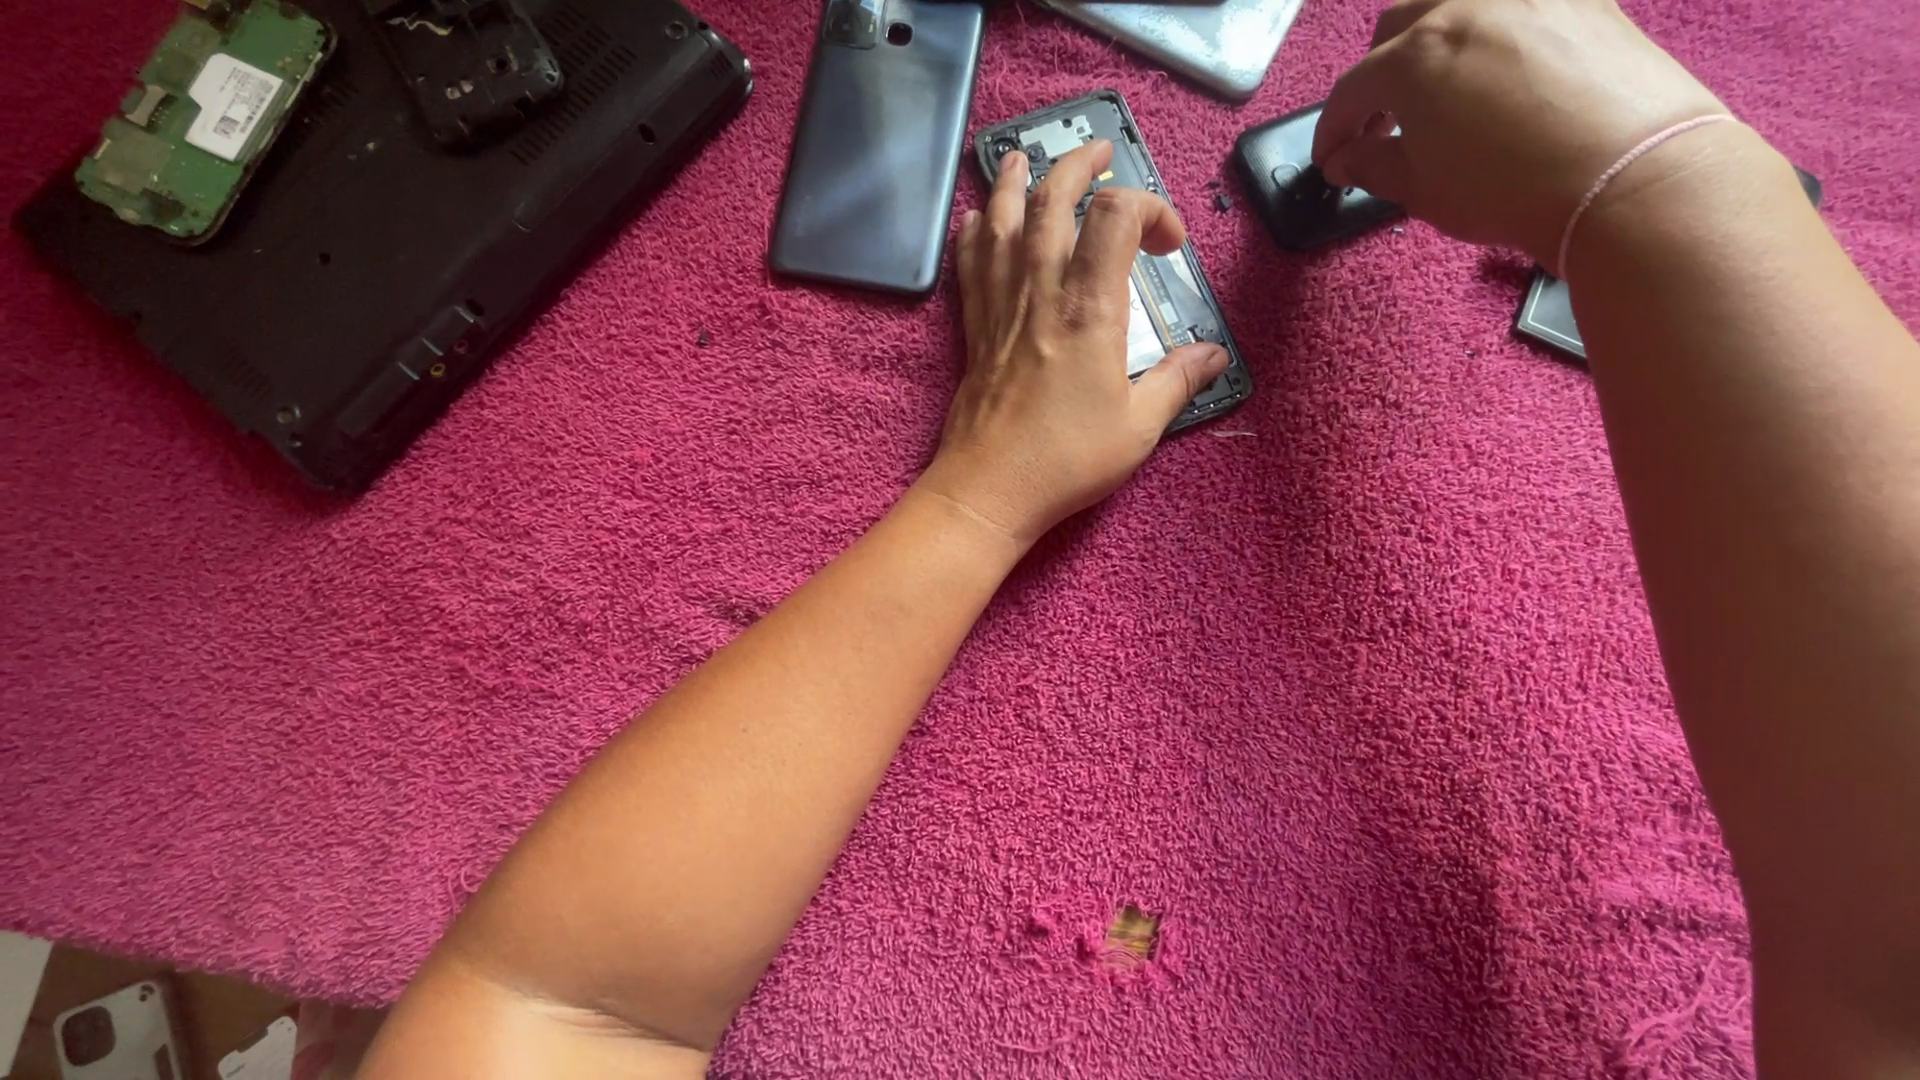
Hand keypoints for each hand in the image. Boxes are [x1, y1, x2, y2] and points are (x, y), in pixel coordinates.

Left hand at [917, 140, 1229, 545]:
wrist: (990, 489)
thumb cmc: (1065, 461)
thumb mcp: (1139, 427)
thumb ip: (1177, 383)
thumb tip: (1212, 356)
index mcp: (1090, 311)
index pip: (1117, 217)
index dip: (1151, 208)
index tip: (1170, 244)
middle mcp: (1041, 294)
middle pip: (1051, 201)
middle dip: (1077, 165)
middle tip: (1098, 153)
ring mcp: (1001, 308)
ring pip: (1002, 222)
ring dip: (1013, 182)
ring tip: (1022, 158)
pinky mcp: (976, 329)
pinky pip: (970, 265)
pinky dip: (975, 234)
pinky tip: (980, 221)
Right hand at [1313, 0, 1728, 266]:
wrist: (1624, 174)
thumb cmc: (1509, 187)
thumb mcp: (1419, 189)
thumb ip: (1372, 165)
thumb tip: (1347, 158)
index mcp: (1412, 57)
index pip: (1350, 92)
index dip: (1332, 132)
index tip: (1332, 159)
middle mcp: (1463, 7)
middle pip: (1395, 28)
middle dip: (1377, 78)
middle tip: (1382, 126)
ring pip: (1452, 3)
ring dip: (1428, 42)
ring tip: (1436, 89)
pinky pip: (1512, 6)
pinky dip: (1487, 33)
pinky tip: (1492, 74)